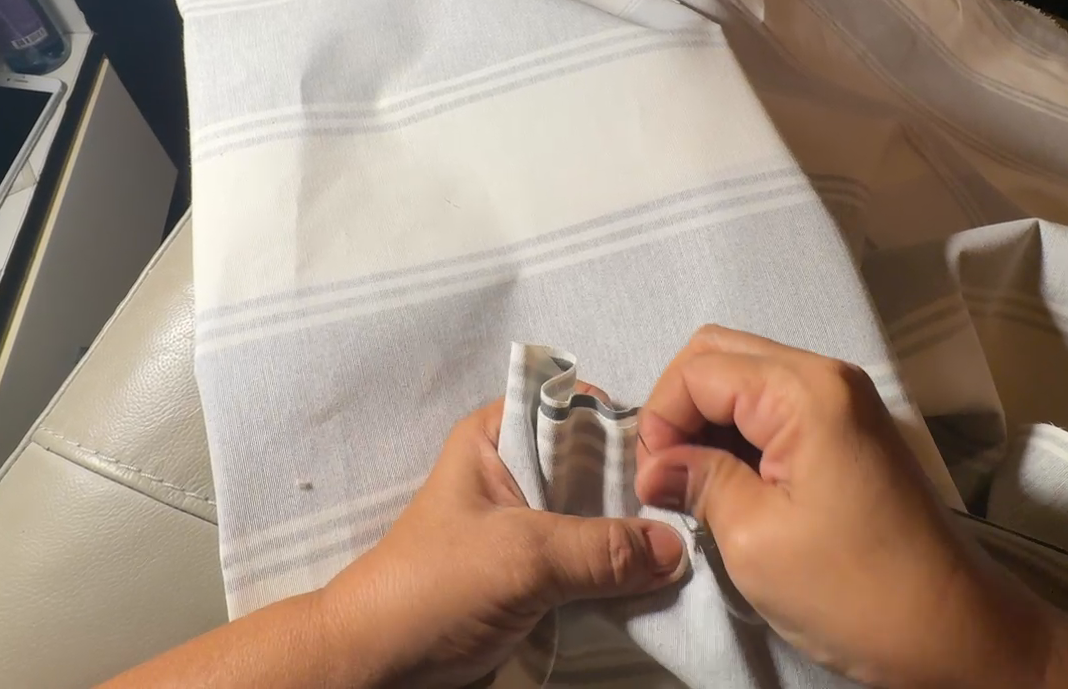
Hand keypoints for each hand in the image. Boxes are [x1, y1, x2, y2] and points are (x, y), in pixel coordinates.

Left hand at [323, 399, 687, 687]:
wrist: (380, 667)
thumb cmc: (436, 586)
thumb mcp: (521, 557)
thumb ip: (599, 549)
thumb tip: (678, 547)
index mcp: (495, 435)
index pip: (568, 405)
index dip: (616, 422)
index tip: (668, 455)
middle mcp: (514, 467)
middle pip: (588, 460)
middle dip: (632, 483)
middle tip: (688, 504)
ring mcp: (525, 519)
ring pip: (591, 510)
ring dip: (630, 529)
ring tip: (684, 541)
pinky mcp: (534, 567)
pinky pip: (587, 554)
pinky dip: (617, 564)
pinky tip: (657, 574)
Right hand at [633, 326, 1063, 687]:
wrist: (966, 642)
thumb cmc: (859, 594)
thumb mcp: (754, 540)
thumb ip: (697, 480)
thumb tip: (655, 465)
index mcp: (805, 390)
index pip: (700, 370)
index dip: (662, 417)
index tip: (652, 478)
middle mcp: (823, 373)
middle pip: (718, 353)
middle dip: (678, 405)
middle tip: (666, 468)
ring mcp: (839, 395)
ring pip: (741, 373)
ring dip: (704, 416)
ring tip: (691, 476)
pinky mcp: (845, 422)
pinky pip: (769, 400)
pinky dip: (735, 427)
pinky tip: (727, 474)